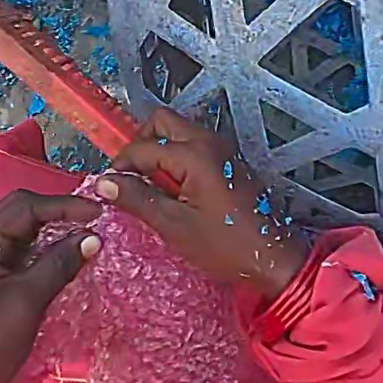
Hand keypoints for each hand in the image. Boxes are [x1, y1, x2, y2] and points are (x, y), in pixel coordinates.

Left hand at [0, 191, 101, 382]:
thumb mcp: (27, 301)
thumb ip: (59, 264)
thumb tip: (92, 238)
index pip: (24, 207)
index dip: (63, 205)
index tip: (97, 211)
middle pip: (19, 211)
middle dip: (57, 211)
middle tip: (92, 218)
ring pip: (20, 229)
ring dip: (51, 228)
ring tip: (84, 232)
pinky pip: (18, 249)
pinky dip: (42, 247)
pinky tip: (64, 252)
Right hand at [102, 109, 309, 299]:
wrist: (276, 260)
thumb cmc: (227, 245)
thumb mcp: (174, 225)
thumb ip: (137, 199)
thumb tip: (106, 183)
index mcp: (194, 154)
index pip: (142, 148)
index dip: (120, 167)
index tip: (110, 188)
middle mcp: (209, 142)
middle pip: (160, 122)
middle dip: (139, 146)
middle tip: (131, 178)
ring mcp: (221, 149)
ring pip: (178, 131)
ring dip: (158, 151)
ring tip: (151, 187)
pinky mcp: (228, 161)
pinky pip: (193, 145)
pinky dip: (176, 158)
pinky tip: (174, 191)